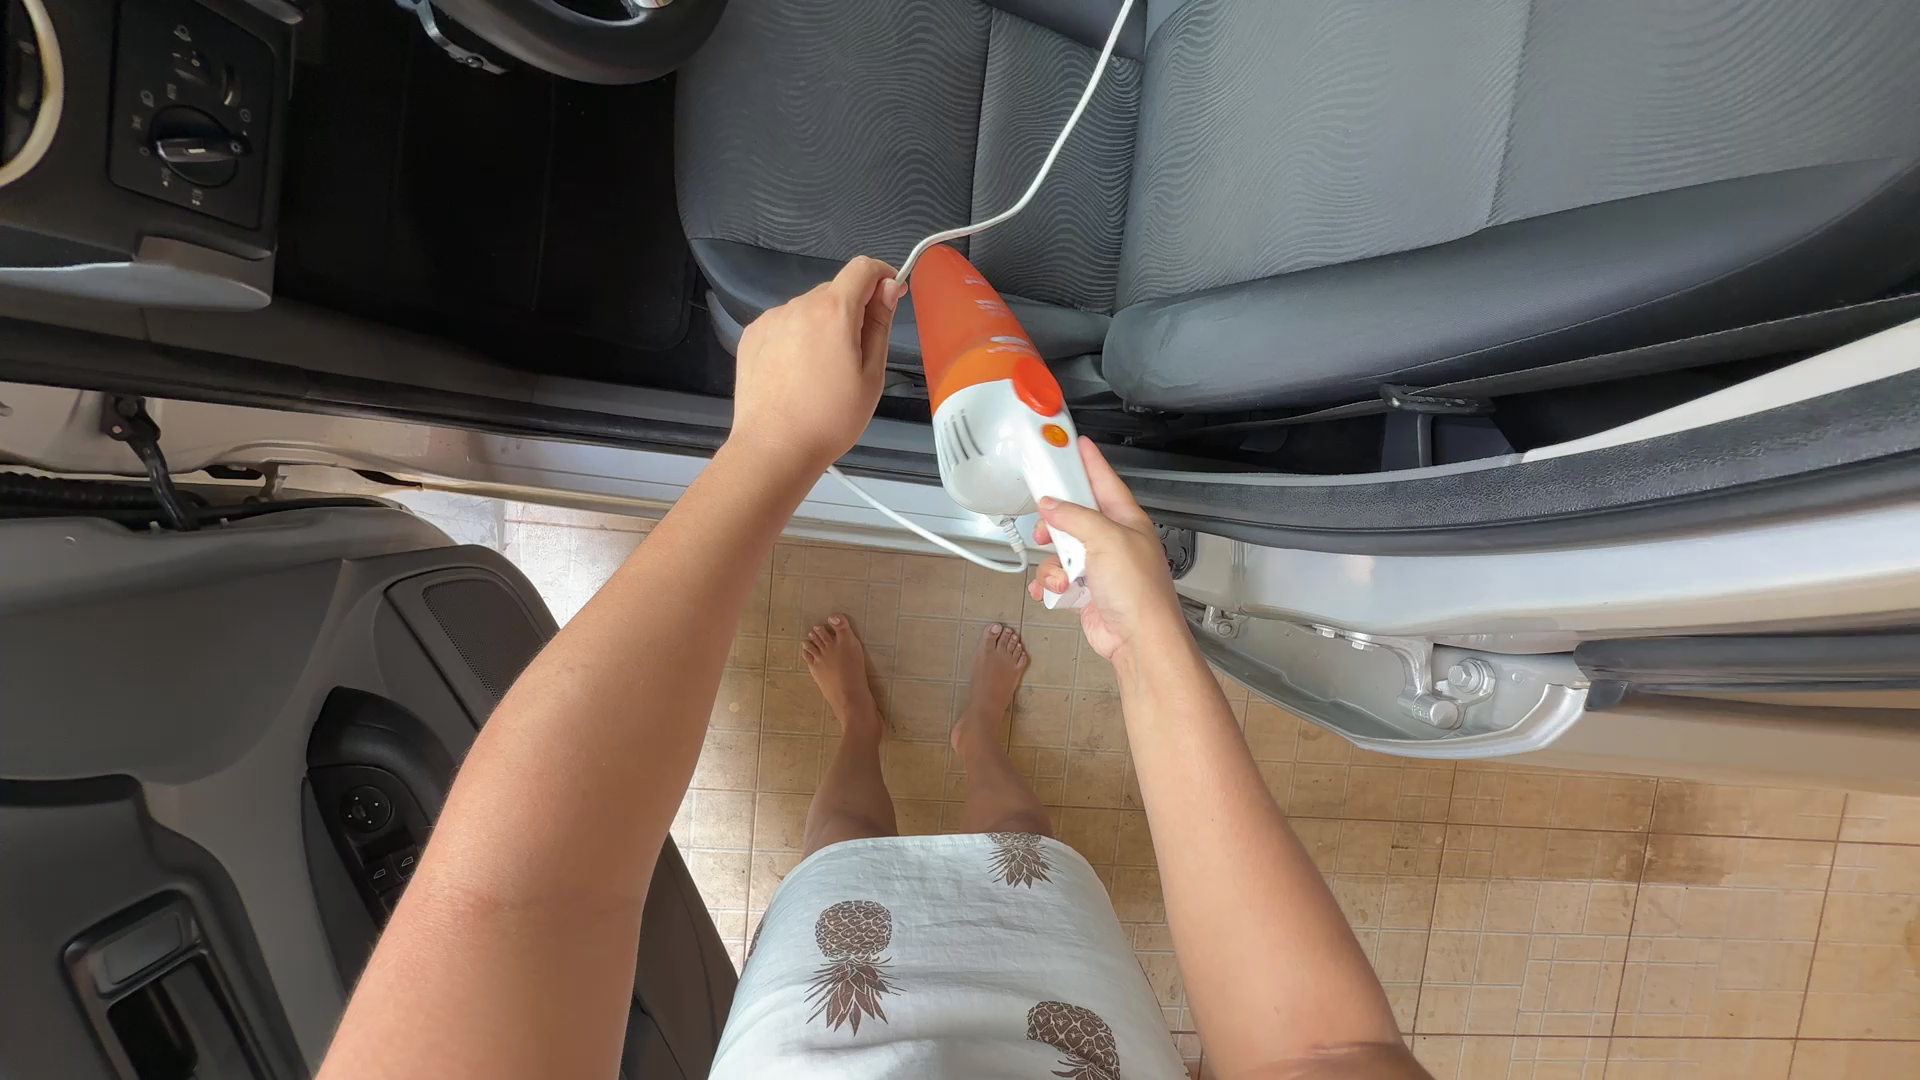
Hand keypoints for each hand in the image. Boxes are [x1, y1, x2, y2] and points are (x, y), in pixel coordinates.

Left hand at [729, 256, 904, 468]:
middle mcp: (798, 305)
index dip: (882, 276)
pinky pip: (784, 325)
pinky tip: (798, 374)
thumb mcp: (871, 375)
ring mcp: (770, 320)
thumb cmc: (831, 419)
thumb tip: (887, 287)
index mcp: (834, 312)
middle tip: (857, 356)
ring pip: (808, 310)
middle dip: (852, 311)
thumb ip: (880, 325)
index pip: (862, 268)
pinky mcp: (752, 336)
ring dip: (823, 326)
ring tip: (823, 372)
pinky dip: (797, 338)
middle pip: (834, 291)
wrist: (774, 448)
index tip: (891, 296)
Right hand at [1028, 438, 1185, 662]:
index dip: (1089, 462)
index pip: (1105, 481)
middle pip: (1075, 516)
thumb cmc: (1138, 591)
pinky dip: (1049, 584)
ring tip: (1060, 574)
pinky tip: (1051, 590)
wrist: (1138, 639)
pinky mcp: (1086, 590)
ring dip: (1053, 562)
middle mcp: (1114, 540)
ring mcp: (1100, 566)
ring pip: (1061, 549)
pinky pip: (1058, 577)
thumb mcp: (1106, 539)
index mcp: (1127, 520)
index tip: (1075, 444)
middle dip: (1055, 522)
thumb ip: (1075, 517)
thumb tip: (1051, 505)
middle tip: (1044, 523)